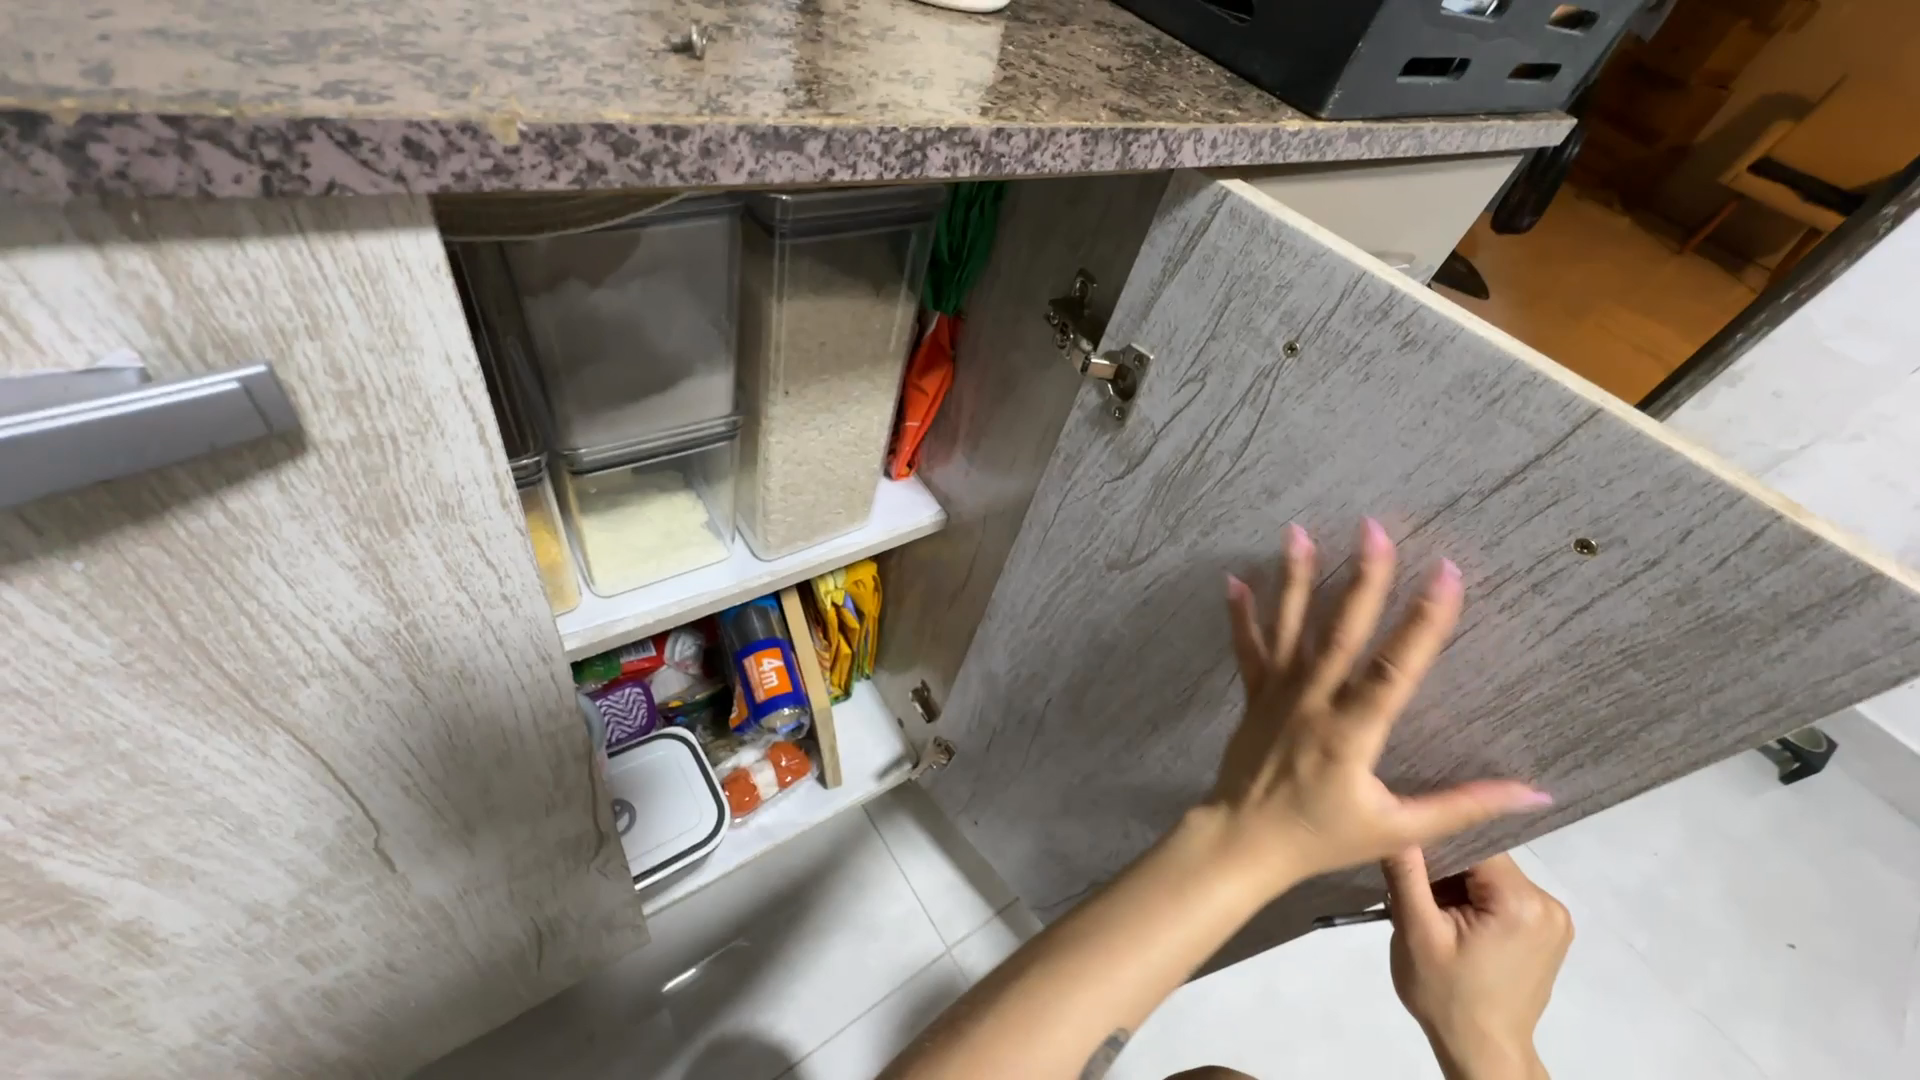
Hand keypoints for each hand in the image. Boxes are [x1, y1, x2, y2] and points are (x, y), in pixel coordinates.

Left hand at [1203, 519, 1550, 891]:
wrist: (1242, 840)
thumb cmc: (1321, 838)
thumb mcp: (1398, 830)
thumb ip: (1462, 806)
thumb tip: (1535, 792)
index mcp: (1353, 730)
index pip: (1395, 667)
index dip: (1424, 620)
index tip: (1447, 572)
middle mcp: (1313, 701)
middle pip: (1341, 632)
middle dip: (1361, 578)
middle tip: (1372, 527)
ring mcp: (1276, 694)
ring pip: (1288, 629)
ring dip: (1294, 579)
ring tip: (1296, 531)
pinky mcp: (1252, 697)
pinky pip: (1247, 649)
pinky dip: (1240, 615)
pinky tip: (1235, 578)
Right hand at [1385, 849, 1570, 1079]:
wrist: (1481, 1050)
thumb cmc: (1447, 993)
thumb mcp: (1415, 930)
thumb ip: (1406, 871)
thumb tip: (1398, 822)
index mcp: (1521, 901)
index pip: (1471, 843)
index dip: (1434, 843)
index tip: (1404, 851)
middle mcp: (1548, 903)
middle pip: (1482, 858)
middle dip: (1444, 867)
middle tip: (1412, 889)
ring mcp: (1553, 919)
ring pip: (1489, 875)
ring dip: (1457, 884)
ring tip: (1430, 908)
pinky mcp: (1547, 932)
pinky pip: (1501, 894)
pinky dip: (1473, 899)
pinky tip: (1451, 920)